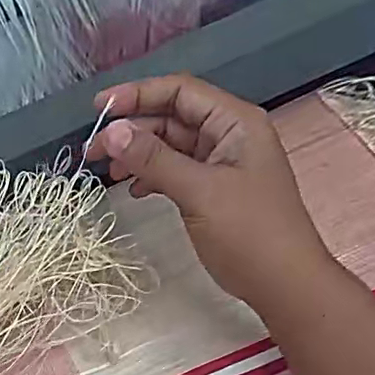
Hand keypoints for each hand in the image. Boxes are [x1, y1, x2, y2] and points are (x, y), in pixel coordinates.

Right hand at [87, 75, 338, 302]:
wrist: (282, 282)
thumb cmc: (249, 233)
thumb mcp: (199, 192)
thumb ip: (155, 160)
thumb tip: (113, 133)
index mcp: (233, 122)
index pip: (179, 92)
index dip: (137, 94)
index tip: (98, 109)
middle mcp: (227, 136)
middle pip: (171, 118)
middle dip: (132, 130)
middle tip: (92, 153)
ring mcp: (220, 165)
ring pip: (170, 147)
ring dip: (138, 155)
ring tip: (109, 173)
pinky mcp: (212, 192)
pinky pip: (175, 173)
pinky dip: (152, 177)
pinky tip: (135, 191)